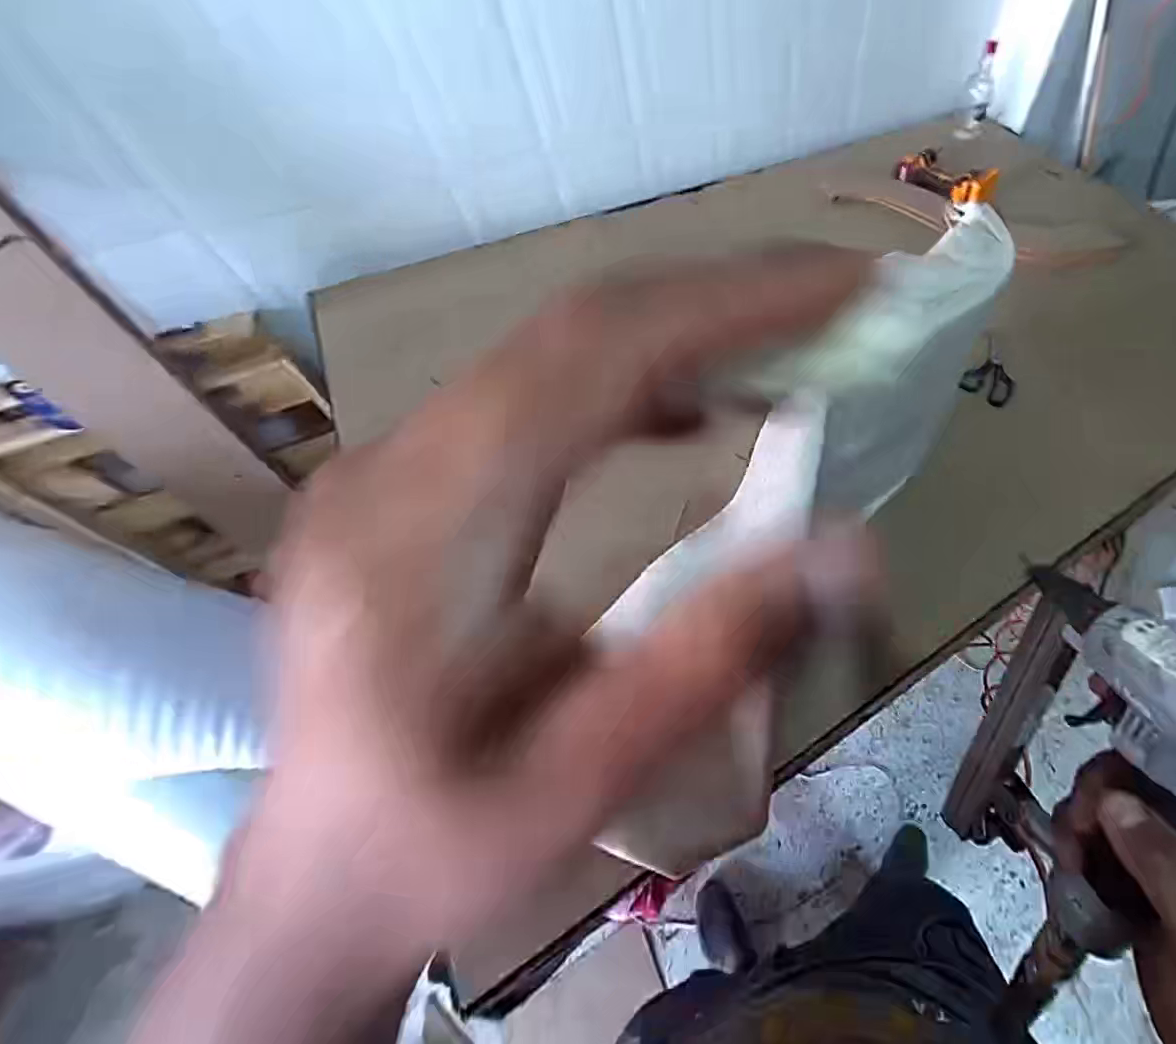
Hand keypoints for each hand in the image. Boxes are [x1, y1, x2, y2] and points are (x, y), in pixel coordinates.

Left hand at [133, 245, 876, 1043]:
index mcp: (428, 526)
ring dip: (697, 327)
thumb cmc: (443, 847)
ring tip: (799, 339)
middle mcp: (406, 463)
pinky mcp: (439, 479)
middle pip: (584, 325)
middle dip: (731, 294)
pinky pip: (557, 388)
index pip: (594, 355)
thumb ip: (717, 656)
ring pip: (570, 344)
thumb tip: (853, 547)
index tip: (844, 288)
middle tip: (846, 292)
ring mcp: (413, 462)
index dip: (731, 306)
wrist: (322, 887)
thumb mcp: (586, 777)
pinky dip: (653, 374)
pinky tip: (705, 407)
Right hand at [1056, 755, 1175, 1043]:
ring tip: (1067, 844)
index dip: (1166, 758)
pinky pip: (1127, 853)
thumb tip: (1111, 799)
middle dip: (1116, 795)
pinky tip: (1071, 861)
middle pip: (1172, 792)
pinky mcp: (1170, 896)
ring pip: (1142, 818)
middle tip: (1076, 815)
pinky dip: (1095, 851)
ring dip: (1096, 822)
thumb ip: (1170, 870)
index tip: (1114, 767)